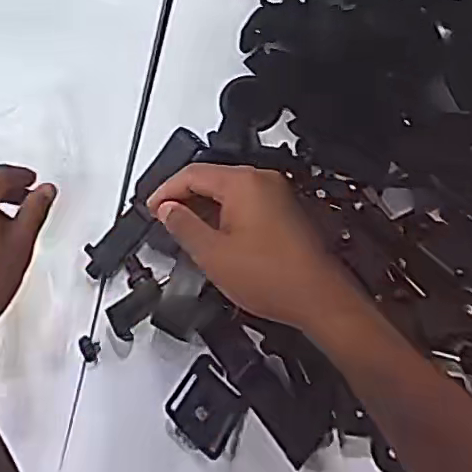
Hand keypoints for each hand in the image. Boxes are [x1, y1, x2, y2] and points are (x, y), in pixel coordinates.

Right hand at [147, 163, 370, 334]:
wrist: (318, 297)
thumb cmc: (276, 277)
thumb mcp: (213, 255)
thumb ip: (184, 226)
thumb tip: (168, 210)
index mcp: (243, 183)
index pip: (192, 173)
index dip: (166, 191)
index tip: (153, 207)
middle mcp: (262, 180)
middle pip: (211, 178)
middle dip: (184, 197)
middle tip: (165, 218)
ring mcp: (276, 193)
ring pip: (228, 190)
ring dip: (204, 206)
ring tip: (186, 231)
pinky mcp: (284, 209)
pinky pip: (245, 201)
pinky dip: (225, 213)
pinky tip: (216, 236)